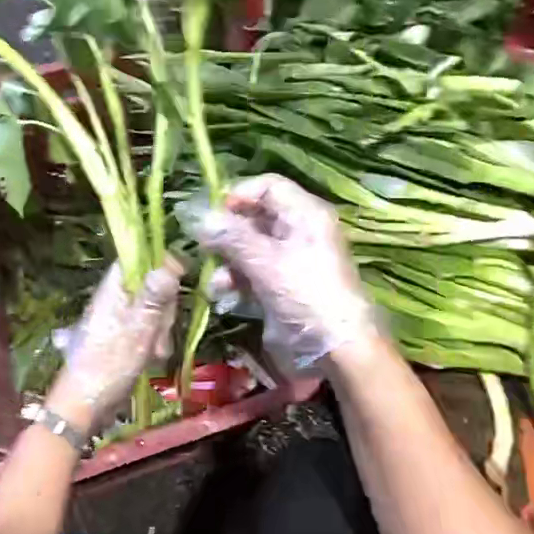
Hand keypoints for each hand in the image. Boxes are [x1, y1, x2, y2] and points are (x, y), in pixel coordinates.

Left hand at [45, 257, 182, 432]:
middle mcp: (115, 299)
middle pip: (151, 286)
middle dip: (163, 309)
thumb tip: (168, 262)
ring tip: (154, 352)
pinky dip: (153, 343)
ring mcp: (119, 319)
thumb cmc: (108, 365)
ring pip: (153, 312)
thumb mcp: (137, 330)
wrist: (83, 405)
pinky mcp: (123, 338)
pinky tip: (152, 359)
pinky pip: (147, 331)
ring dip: (160, 331)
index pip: (137, 259)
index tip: (179, 279)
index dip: (160, 263)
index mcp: (113, 289)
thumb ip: (154, 298)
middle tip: (159, 331)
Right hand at [195, 174, 380, 368]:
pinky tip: (222, 292)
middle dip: (227, 232)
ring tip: (215, 279)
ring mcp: (288, 260)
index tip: (214, 213)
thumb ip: (231, 237)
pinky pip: (250, 272)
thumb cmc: (305, 293)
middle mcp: (298, 232)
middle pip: (255, 217)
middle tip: (204, 244)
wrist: (335, 346)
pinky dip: (235, 280)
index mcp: (305, 215)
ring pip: (248, 247)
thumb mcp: (266, 261)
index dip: (240, 195)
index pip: (269, 187)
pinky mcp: (280, 286)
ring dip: (226, 260)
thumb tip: (199, 219)